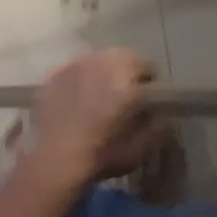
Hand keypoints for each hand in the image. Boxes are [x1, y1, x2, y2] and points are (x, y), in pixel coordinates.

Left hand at [27, 48, 155, 187]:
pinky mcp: (56, 73)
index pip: (147, 66)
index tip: (148, 97)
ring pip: (98, 59)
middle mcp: (102, 63)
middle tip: (125, 94)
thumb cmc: (102, 155)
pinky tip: (78, 98)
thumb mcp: (138, 150)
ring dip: (104, 71)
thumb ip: (156, 128)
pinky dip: (82, 78)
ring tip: (101, 94)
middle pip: (122, 56)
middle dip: (128, 71)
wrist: (54, 160)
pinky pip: (76, 68)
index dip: (150, 81)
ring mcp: (76, 65)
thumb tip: (162, 116)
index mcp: (126, 77)